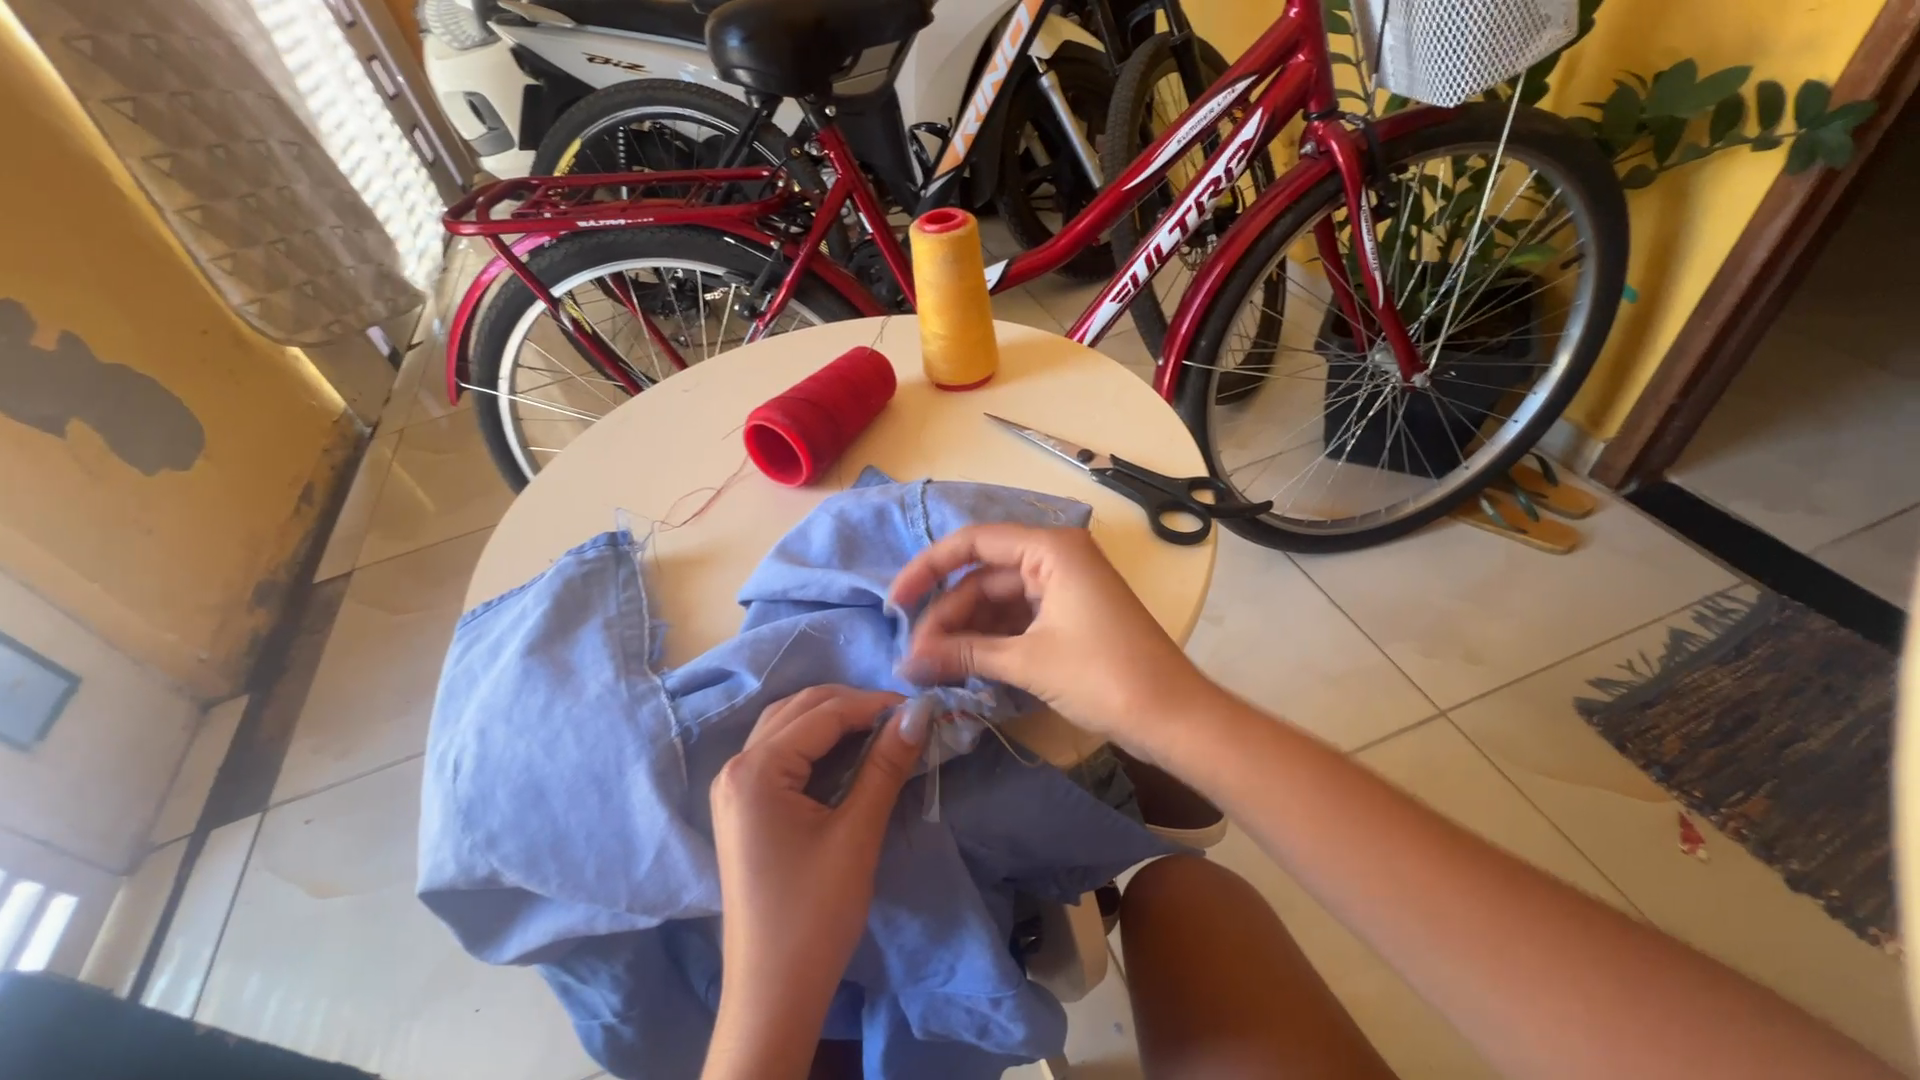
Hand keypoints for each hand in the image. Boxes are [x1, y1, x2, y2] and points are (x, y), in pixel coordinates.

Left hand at [708, 686, 920, 1034]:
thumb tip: (919, 713)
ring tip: (882, 731)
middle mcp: (735, 767)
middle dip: (852, 705)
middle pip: (799, 710)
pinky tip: (848, 756)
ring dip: (832, 720)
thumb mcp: (856, 834)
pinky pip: (780, 754)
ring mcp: (734, 789)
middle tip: (903, 719)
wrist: (774, 990)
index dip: (874, 705)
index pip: (822, 713)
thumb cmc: (815, 913)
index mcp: (755, 770)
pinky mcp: (743, 809)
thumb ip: (885, 766)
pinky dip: (816, 745)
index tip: (920, 708)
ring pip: (787, 728)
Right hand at [888, 525, 1215, 760]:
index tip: (896, 603)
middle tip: (915, 656)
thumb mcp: (1028, 661)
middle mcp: (1055, 558)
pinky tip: (964, 666)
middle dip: (947, 615)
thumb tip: (907, 663)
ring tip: (933, 667)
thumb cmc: (1104, 676)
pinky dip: (991, 641)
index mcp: (1050, 548)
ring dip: (966, 632)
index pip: (973, 543)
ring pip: (997, 602)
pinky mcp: (1068, 617)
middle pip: (983, 577)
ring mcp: (1063, 588)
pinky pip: (1017, 620)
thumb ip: (965, 654)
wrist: (1173, 717)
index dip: (928, 569)